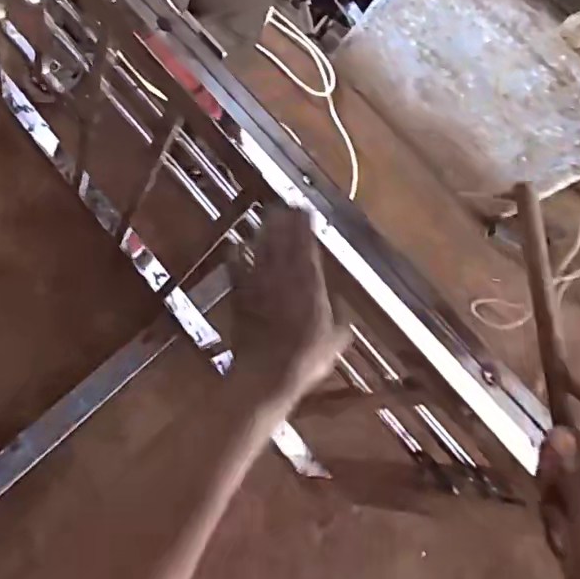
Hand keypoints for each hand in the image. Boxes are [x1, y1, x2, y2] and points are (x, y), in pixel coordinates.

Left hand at [229, 205, 347, 399]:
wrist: (266, 374)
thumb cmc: (305, 360)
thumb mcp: (333, 342)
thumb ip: (338, 325)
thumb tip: (343, 317)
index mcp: (310, 285)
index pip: (308, 248)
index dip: (306, 228)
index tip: (306, 211)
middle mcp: (285, 278)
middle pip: (284, 242)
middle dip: (286, 221)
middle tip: (286, 204)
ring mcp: (260, 285)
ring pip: (262, 250)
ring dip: (265, 231)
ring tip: (267, 215)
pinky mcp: (240, 296)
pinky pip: (237, 270)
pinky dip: (236, 256)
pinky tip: (236, 244)